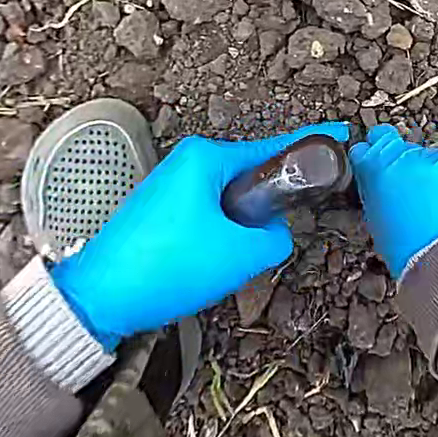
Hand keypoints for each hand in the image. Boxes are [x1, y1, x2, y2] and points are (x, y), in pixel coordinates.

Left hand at [50, 123, 348, 347]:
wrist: (96, 302)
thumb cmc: (169, 266)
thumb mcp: (241, 254)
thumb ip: (278, 236)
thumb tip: (277, 232)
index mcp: (207, 157)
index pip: (274, 145)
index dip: (312, 142)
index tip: (341, 135)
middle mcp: (189, 160)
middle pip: (254, 172)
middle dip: (274, 196)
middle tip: (291, 219)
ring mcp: (173, 183)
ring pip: (233, 194)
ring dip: (247, 218)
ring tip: (246, 250)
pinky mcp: (164, 207)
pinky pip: (212, 207)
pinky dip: (227, 226)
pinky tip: (224, 253)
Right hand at [349, 124, 437, 278]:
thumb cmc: (405, 246)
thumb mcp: (374, 216)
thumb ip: (372, 188)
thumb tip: (374, 178)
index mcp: (375, 169)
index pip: (363, 147)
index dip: (368, 155)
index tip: (372, 160)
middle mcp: (401, 156)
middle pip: (391, 142)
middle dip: (395, 157)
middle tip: (403, 179)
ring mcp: (429, 157)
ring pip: (420, 153)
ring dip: (421, 168)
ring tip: (428, 198)